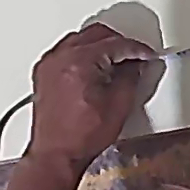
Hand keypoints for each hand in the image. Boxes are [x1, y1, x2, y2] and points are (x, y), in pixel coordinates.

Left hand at [23, 23, 156, 171]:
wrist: (56, 155)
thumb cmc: (81, 137)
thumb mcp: (120, 105)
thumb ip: (131, 76)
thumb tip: (134, 64)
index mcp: (80, 62)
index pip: (115, 44)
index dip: (136, 48)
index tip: (145, 53)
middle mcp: (61, 58)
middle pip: (96, 34)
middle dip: (118, 42)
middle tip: (133, 55)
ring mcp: (49, 65)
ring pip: (79, 39)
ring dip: (99, 45)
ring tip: (115, 61)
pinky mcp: (44, 74)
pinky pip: (65, 51)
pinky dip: (82, 53)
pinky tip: (93, 67)